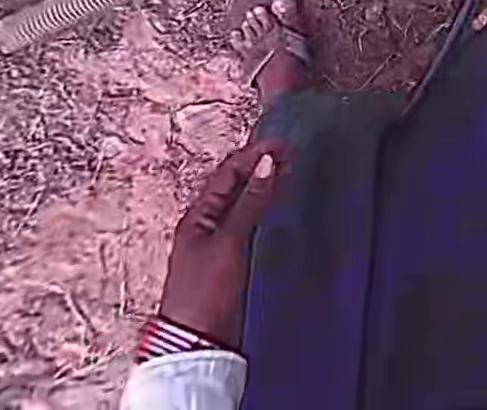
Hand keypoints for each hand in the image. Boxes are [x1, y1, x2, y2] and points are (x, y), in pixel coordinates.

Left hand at [156, 139, 283, 346]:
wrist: (198, 342)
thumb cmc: (207, 289)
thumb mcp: (229, 241)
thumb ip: (250, 201)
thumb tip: (267, 162)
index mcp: (198, 214)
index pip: (228, 172)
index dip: (253, 154)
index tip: (281, 144)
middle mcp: (206, 221)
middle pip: (233, 183)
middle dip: (259, 164)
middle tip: (288, 152)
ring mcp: (217, 238)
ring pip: (241, 198)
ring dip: (262, 181)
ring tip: (286, 167)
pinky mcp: (229, 254)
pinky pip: (246, 216)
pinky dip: (261, 202)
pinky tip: (274, 197)